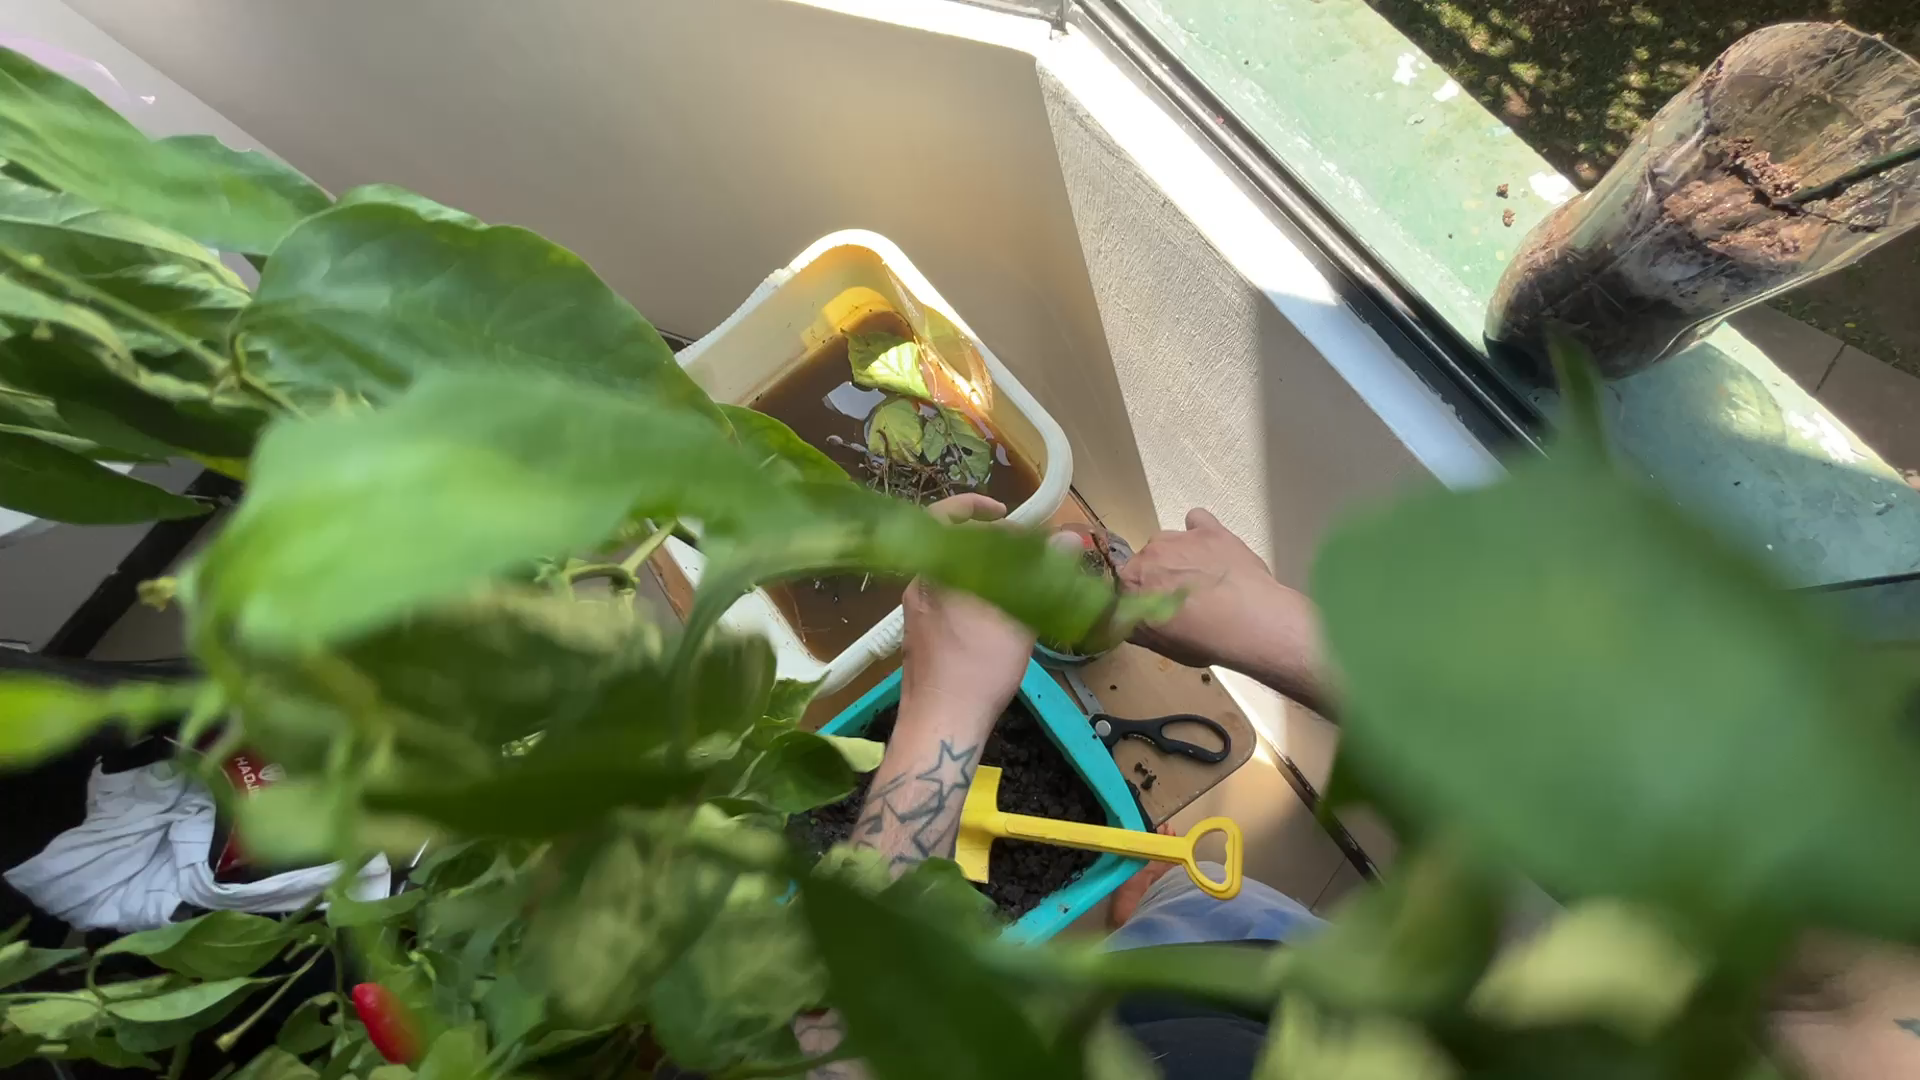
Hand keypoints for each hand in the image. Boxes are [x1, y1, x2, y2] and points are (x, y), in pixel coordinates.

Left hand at [897, 494, 1034, 737]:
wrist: (940, 725)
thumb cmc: (975, 669)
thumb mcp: (1017, 620)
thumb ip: (1041, 576)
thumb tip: (1069, 539)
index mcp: (932, 573)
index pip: (943, 518)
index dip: (973, 506)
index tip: (1006, 513)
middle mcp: (918, 586)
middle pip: (952, 545)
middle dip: (991, 541)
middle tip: (1025, 550)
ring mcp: (916, 613)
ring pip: (952, 574)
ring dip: (985, 568)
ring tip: (1021, 579)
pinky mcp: (921, 635)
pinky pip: (948, 597)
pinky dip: (975, 591)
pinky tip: (1001, 611)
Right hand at [1119, 508, 1332, 713]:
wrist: (1249, 620)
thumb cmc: (1201, 638)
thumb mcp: (1159, 644)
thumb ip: (1135, 626)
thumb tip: (1125, 619)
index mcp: (1130, 581)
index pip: (1123, 584)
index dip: (1137, 596)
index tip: (1152, 608)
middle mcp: (1147, 554)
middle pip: (1145, 560)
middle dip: (1158, 575)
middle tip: (1180, 596)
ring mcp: (1178, 538)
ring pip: (1167, 541)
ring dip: (1177, 554)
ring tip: (1201, 574)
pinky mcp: (1208, 530)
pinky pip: (1195, 519)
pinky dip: (1198, 529)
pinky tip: (1210, 546)